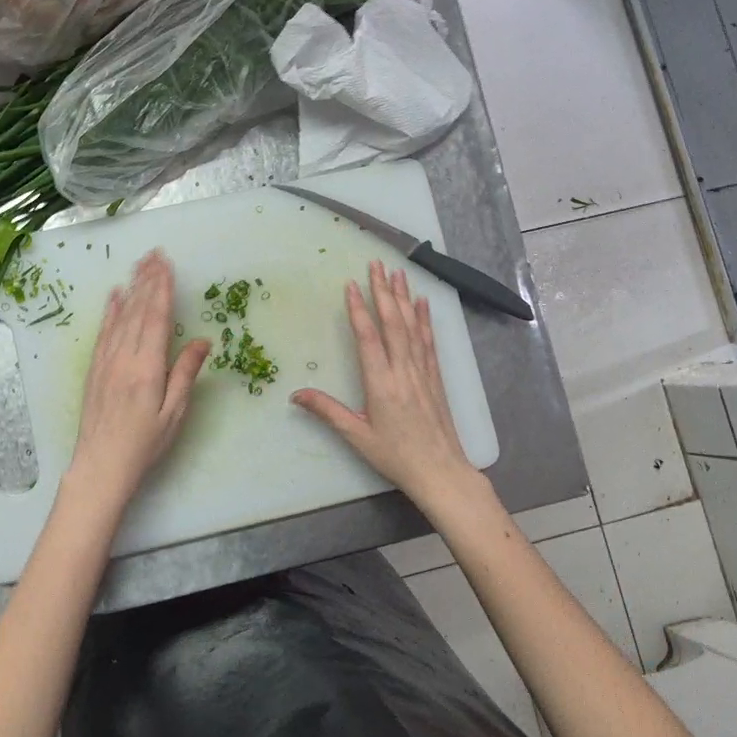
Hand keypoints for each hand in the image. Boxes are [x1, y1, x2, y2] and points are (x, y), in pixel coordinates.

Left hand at [67, 250, 210, 508]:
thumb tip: (202, 341)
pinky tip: (115, 296)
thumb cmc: (144, 444)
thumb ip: (186, 373)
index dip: (162, 289)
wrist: (101, 465)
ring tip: (139, 265)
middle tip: (154, 254)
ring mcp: (106, 362)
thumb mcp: (174, 413)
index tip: (167, 265)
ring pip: (120, 317)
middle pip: (138, 311)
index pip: (157, 318)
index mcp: (147, 368)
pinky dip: (111, 311)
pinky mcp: (95, 369)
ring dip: (131, 289)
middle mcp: (124, 358)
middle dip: (148, 280)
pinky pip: (104, 332)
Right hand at [292, 261, 481, 501]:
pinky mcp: (435, 378)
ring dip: (403, 298)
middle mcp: (404, 371)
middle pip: (393, 324)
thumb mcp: (356, 436)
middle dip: (383, 292)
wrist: (441, 472)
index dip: (359, 310)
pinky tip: (423, 304)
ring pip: (412, 327)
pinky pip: (429, 342)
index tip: (351, 285)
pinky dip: (425, 320)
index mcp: (381, 383)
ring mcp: (423, 372)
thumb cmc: (395, 456)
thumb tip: (295, 394)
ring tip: (397, 273)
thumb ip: (327, 411)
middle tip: (376, 264)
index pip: (368, 338)